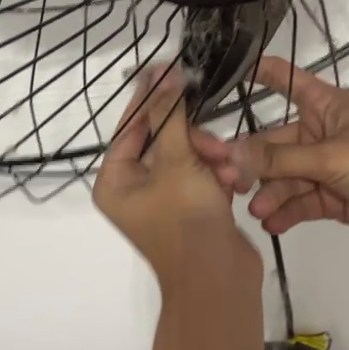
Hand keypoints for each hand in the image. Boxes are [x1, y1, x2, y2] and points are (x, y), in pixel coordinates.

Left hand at [95, 66, 258, 281]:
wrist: (219, 281)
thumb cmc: (186, 221)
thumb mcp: (176, 163)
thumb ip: (170, 117)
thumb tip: (162, 76)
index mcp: (114, 180)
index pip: (130, 126)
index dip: (151, 98)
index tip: (168, 68)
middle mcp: (133, 188)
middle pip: (162, 140)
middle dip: (193, 139)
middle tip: (214, 146)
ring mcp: (163, 199)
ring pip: (187, 156)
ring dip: (211, 158)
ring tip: (229, 171)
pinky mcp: (190, 207)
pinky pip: (202, 175)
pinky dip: (218, 175)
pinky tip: (234, 183)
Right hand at [191, 57, 348, 246]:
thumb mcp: (330, 158)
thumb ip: (277, 159)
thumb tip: (227, 154)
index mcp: (324, 106)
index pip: (285, 79)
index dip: (257, 73)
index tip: (221, 76)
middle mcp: (320, 133)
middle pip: (272, 142)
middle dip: (249, 162)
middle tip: (224, 180)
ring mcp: (326, 167)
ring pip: (283, 177)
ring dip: (268, 193)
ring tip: (257, 211)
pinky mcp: (332, 197)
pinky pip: (299, 202)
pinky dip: (285, 212)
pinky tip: (273, 223)